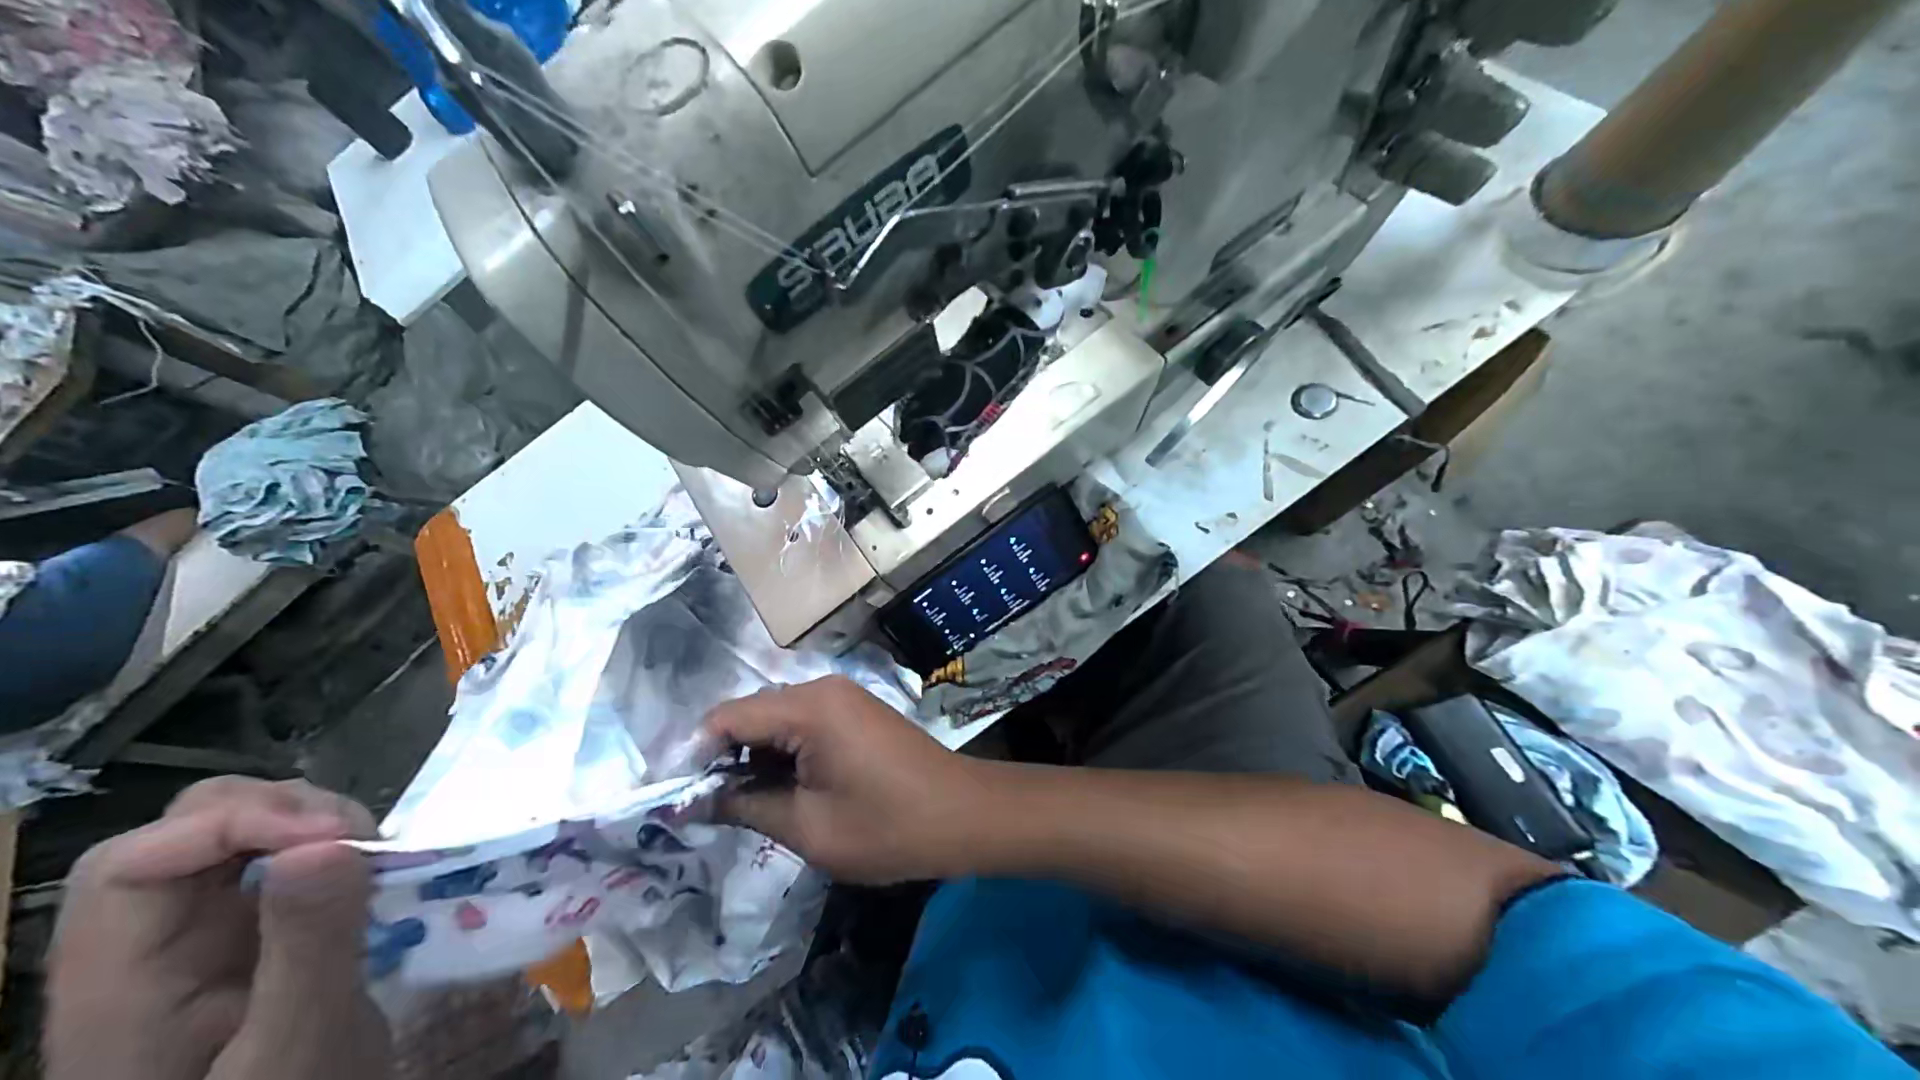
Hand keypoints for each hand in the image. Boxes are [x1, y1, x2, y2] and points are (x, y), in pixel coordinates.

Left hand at [46, 777, 391, 1079]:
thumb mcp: (298, 1044)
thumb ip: (308, 948)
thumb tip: (326, 842)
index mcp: (120, 986)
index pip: (134, 863)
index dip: (232, 825)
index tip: (337, 837)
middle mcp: (143, 948)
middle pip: (180, 833)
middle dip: (279, 813)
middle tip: (360, 840)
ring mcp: (197, 937)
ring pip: (233, 832)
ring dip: (310, 822)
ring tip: (371, 857)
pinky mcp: (247, 932)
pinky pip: (275, 858)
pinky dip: (327, 843)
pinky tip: (367, 871)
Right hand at [705, 677, 999, 884]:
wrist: (963, 816)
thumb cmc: (887, 827)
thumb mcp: (806, 826)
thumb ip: (743, 806)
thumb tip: (689, 803)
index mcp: (809, 708)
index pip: (726, 718)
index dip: (691, 756)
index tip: (670, 798)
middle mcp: (822, 688)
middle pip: (748, 714)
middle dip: (719, 758)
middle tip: (699, 808)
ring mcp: (842, 697)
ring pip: (773, 719)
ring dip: (750, 757)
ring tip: (732, 805)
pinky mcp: (854, 711)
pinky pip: (801, 723)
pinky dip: (781, 752)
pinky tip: (775, 788)